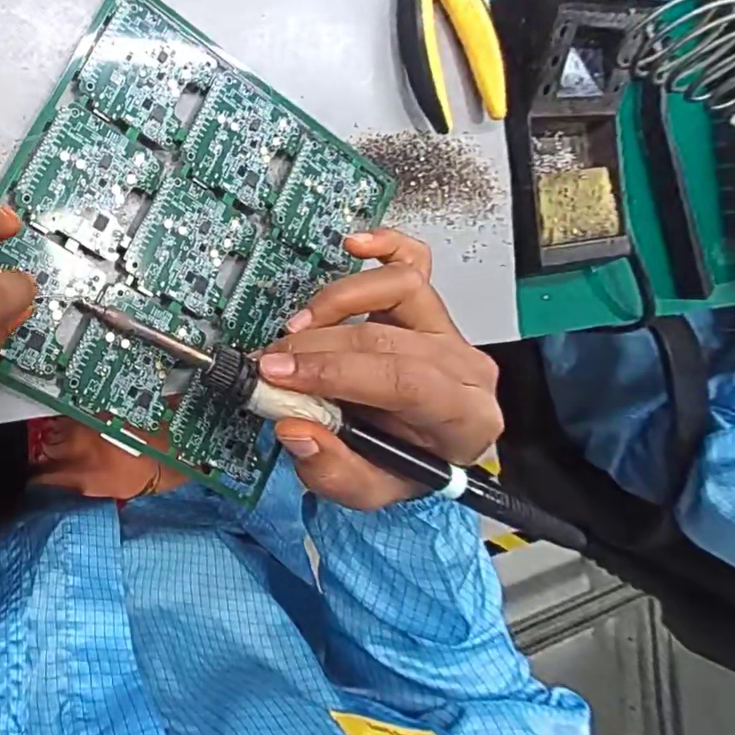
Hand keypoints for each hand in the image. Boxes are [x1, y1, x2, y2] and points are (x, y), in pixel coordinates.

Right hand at [256, 229, 502, 508]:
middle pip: (387, 338)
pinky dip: (384, 247)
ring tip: (294, 329)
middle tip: (269, 363)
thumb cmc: (394, 466)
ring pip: (399, 289)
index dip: (334, 371)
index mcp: (465, 418)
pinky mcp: (426, 307)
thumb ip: (332, 470)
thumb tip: (295, 429)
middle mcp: (465, 367)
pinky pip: (413, 262)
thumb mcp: (364, 490)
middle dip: (315, 349)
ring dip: (336, 304)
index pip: (405, 380)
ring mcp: (447, 330)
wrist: (411, 448)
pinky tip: (354, 244)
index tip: (278, 374)